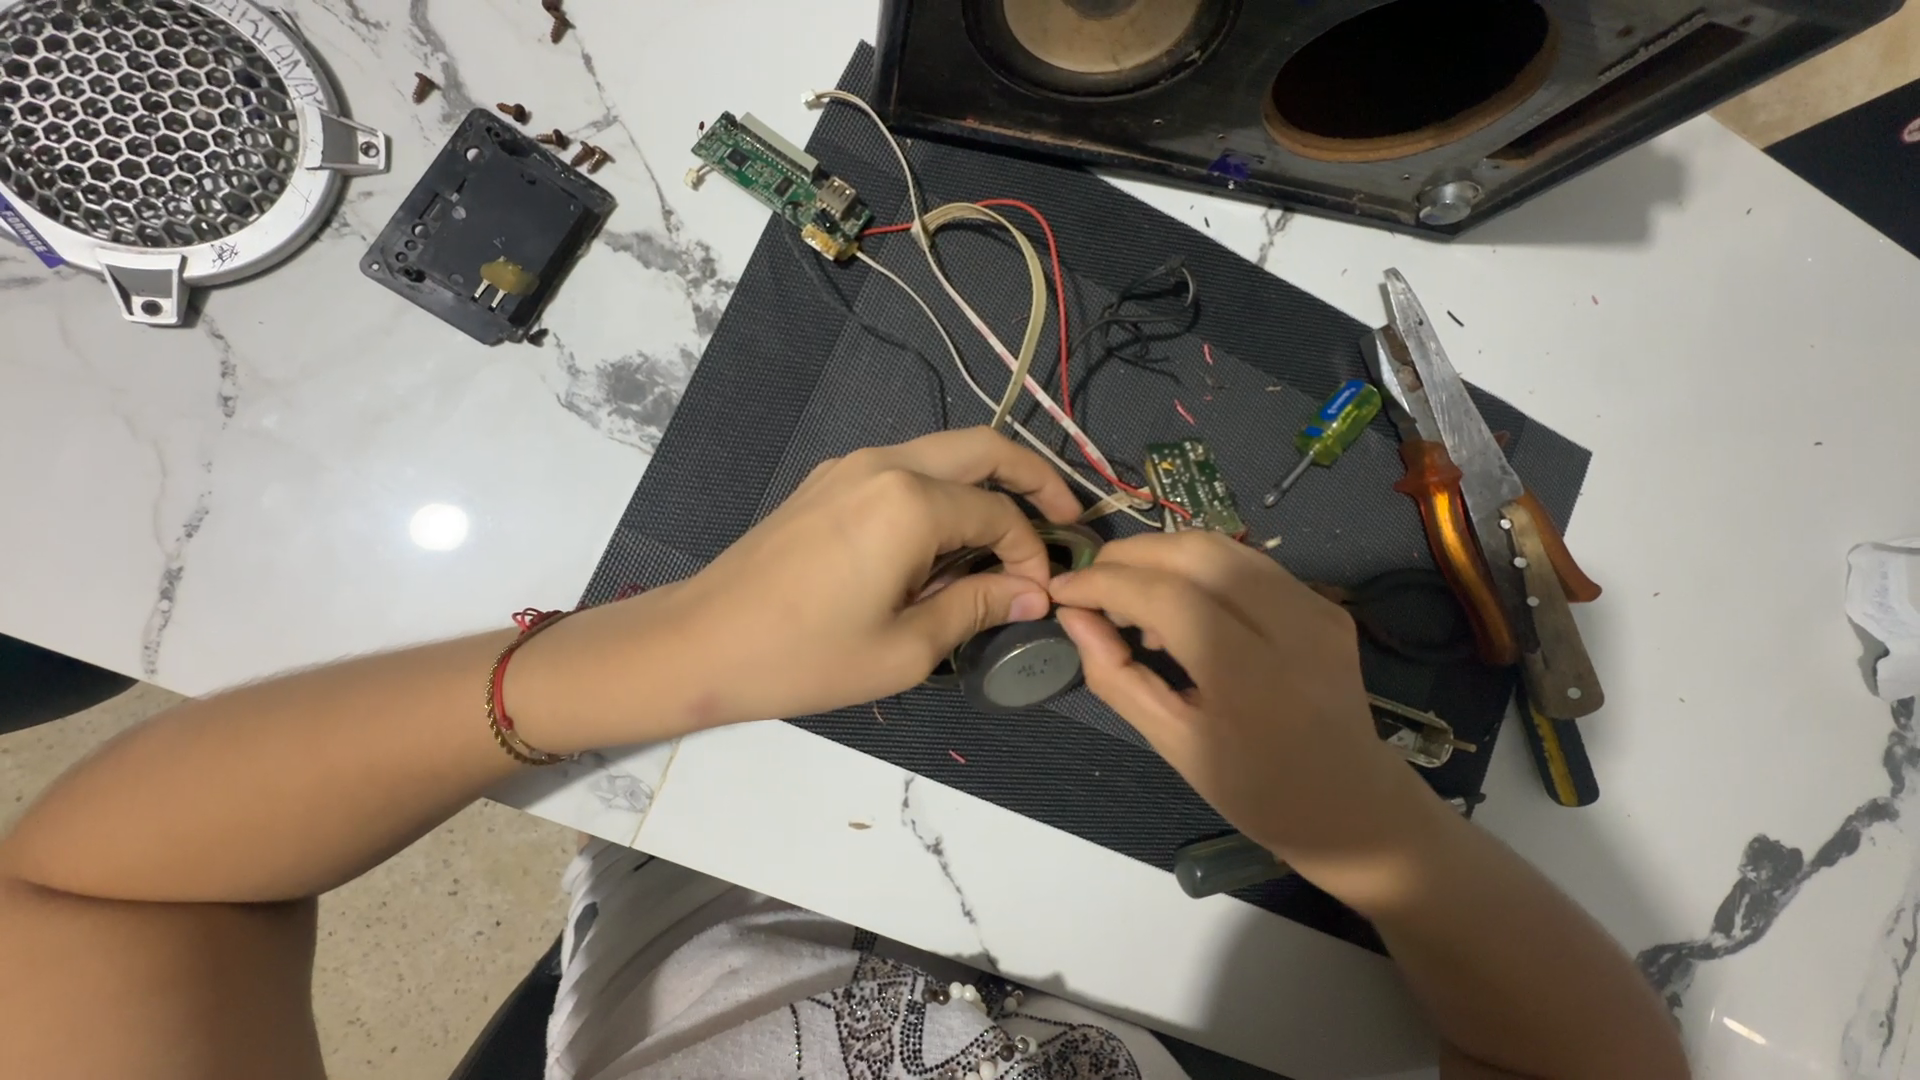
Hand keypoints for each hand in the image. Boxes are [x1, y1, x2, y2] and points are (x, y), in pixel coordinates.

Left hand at [510, 429, 1079, 749]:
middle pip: (984, 446)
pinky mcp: (830, 479)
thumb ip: (978, 608)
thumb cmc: (806, 656)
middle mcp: (886, 462)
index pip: (999, 513)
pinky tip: (945, 541)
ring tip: (1008, 536)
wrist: (700, 641)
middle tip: (1065, 518)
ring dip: (986, 483)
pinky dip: (943, 491)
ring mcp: (852, 464)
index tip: (1040, 594)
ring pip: (944, 451)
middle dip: (1034, 477)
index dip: (1031, 552)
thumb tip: (1033, 592)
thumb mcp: (906, 649)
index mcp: (911, 502)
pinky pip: (906, 469)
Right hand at [1048, 532, 1440, 882]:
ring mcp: (1317, 608)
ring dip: (1161, 557)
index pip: (1167, 597)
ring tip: (1132, 600)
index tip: (1062, 590)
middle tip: (1092, 586)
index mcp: (1254, 680)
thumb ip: (1117, 676)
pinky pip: (1245, 562)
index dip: (1104, 584)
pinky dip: (1196, 568)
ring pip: (1221, 545)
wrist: (1355, 808)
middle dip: (1129, 557)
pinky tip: (1179, 607)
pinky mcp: (1324, 603)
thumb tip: (1074, 617)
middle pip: (1196, 552)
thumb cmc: (1256, 792)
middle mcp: (1293, 628)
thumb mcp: (1174, 746)